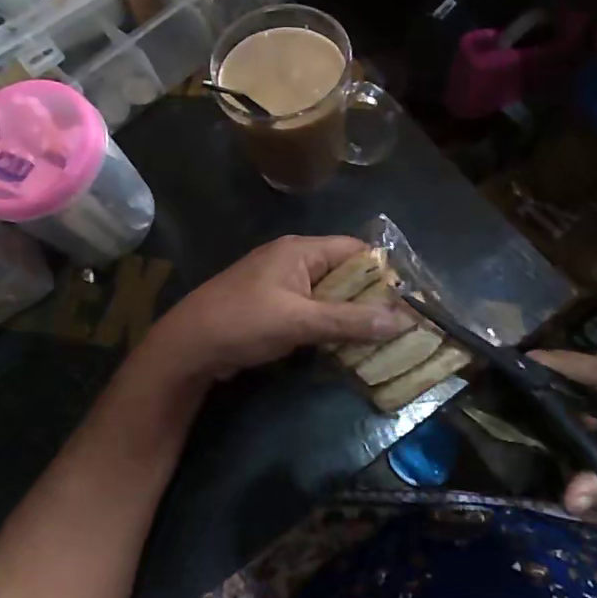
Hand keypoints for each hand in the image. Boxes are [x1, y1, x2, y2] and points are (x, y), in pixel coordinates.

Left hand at [138, 236, 411, 384]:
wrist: (187, 348)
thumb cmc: (243, 322)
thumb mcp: (300, 321)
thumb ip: (350, 321)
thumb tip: (401, 321)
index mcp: (300, 250)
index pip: (355, 249)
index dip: (383, 271)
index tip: (409, 298)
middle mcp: (293, 261)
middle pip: (344, 272)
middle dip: (371, 297)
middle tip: (402, 323)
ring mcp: (282, 285)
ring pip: (330, 295)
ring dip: (352, 314)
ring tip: (384, 337)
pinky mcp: (274, 309)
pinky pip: (313, 311)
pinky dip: (331, 325)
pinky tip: (349, 345)